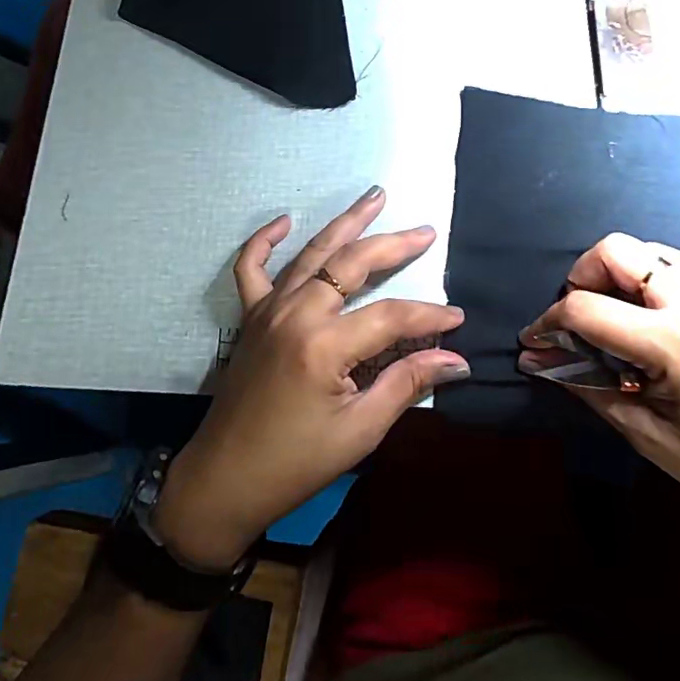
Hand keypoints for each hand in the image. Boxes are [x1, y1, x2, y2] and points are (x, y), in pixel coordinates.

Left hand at [155, 187, 468, 568]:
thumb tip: (457, 360)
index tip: (457, 320)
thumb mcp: (360, 429)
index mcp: (323, 346)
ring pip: (311, 253)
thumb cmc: (296, 463)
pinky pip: (250, 269)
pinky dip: (264, 242)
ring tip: (374, 197)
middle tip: (426, 232)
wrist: (222, 482)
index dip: (429, 316)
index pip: (391, 316)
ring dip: (345, 224)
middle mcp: (294, 315)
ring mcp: (267, 311)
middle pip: (351, 264)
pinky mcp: (249, 319)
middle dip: (393, 246)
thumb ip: (407, 383)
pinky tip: (283, 222)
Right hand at [521, 233, 679, 610]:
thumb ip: (596, 391)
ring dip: (631, 282)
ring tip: (631, 330)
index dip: (549, 321)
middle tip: (584, 320)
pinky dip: (672, 294)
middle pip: (622, 249)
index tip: (538, 341)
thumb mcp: (659, 444)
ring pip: (663, 256)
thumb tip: (546, 363)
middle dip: (587, 276)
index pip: (588, 307)